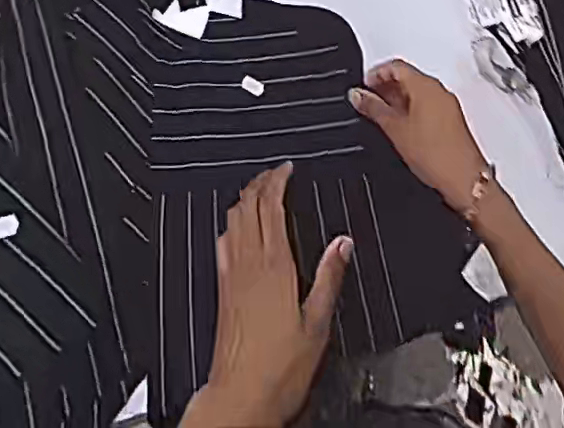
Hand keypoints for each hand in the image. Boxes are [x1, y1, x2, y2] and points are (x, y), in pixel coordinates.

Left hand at [181, 163, 352, 427]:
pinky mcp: (221, 284)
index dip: (277, 180)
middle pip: (248, 203)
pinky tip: (238, 226)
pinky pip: (223, 238)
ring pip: (233, 216)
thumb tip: (343, 242)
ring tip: (259, 190)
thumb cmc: (279, 367)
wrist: (239, 395)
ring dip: (245, 196)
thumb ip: (329, 277)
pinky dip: (233, 220)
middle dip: (261, 181)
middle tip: (275, 173)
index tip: (287, 168)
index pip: (270, 204)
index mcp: (274, 264)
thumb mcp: (317, 323)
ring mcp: (231, 270)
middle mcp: (248, 260)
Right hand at [348, 59, 489, 211]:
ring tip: (381, 114)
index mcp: (425, 85)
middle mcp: (439, 91)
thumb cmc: (436, 155)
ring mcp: (447, 105)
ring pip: (417, 91)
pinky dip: (410, 109)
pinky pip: (427, 105)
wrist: (465, 181)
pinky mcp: (451, 120)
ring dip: (397, 98)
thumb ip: (373, 108)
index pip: (396, 66)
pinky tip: (400, 126)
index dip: (376, 73)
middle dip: (386, 85)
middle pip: (407, 76)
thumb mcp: (394, 129)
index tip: (364, 85)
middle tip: (368, 98)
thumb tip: (358, 95)